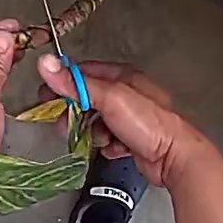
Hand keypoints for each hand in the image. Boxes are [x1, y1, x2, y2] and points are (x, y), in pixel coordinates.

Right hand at [36, 57, 213, 185]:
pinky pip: (109, 138)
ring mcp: (132, 117)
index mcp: (124, 76)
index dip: (62, 84)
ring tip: (95, 139)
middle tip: (63, 124)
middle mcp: (128, 93)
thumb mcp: (108, 98)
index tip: (46, 97)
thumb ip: (75, 83)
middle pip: (88, 98)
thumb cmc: (148, 124)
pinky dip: (106, 144)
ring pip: (97, 121)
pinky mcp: (134, 138)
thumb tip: (46, 63)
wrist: (176, 158)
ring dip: (90, 131)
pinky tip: (111, 148)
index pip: (83, 73)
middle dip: (74, 113)